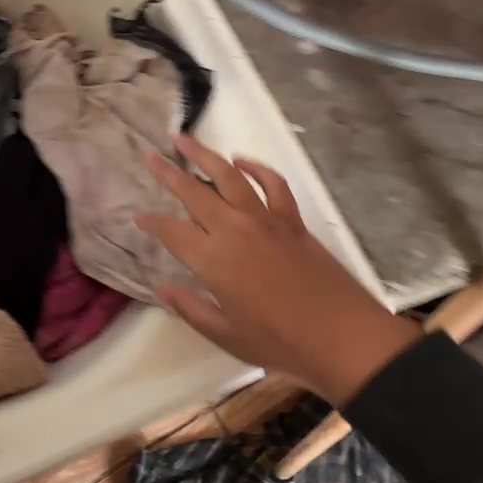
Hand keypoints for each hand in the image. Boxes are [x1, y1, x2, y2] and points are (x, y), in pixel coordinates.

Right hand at [137, 134, 418, 405]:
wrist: (344, 338)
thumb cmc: (280, 342)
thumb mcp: (226, 336)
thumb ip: (191, 308)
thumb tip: (162, 287)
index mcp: (212, 259)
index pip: (171, 231)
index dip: (152, 222)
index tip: (138, 216)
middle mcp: (233, 229)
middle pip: (193, 191)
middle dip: (168, 172)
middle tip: (150, 155)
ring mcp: (264, 219)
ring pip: (228, 176)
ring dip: (204, 155)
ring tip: (185, 139)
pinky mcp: (291, 220)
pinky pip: (272, 184)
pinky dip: (256, 168)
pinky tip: (241, 161)